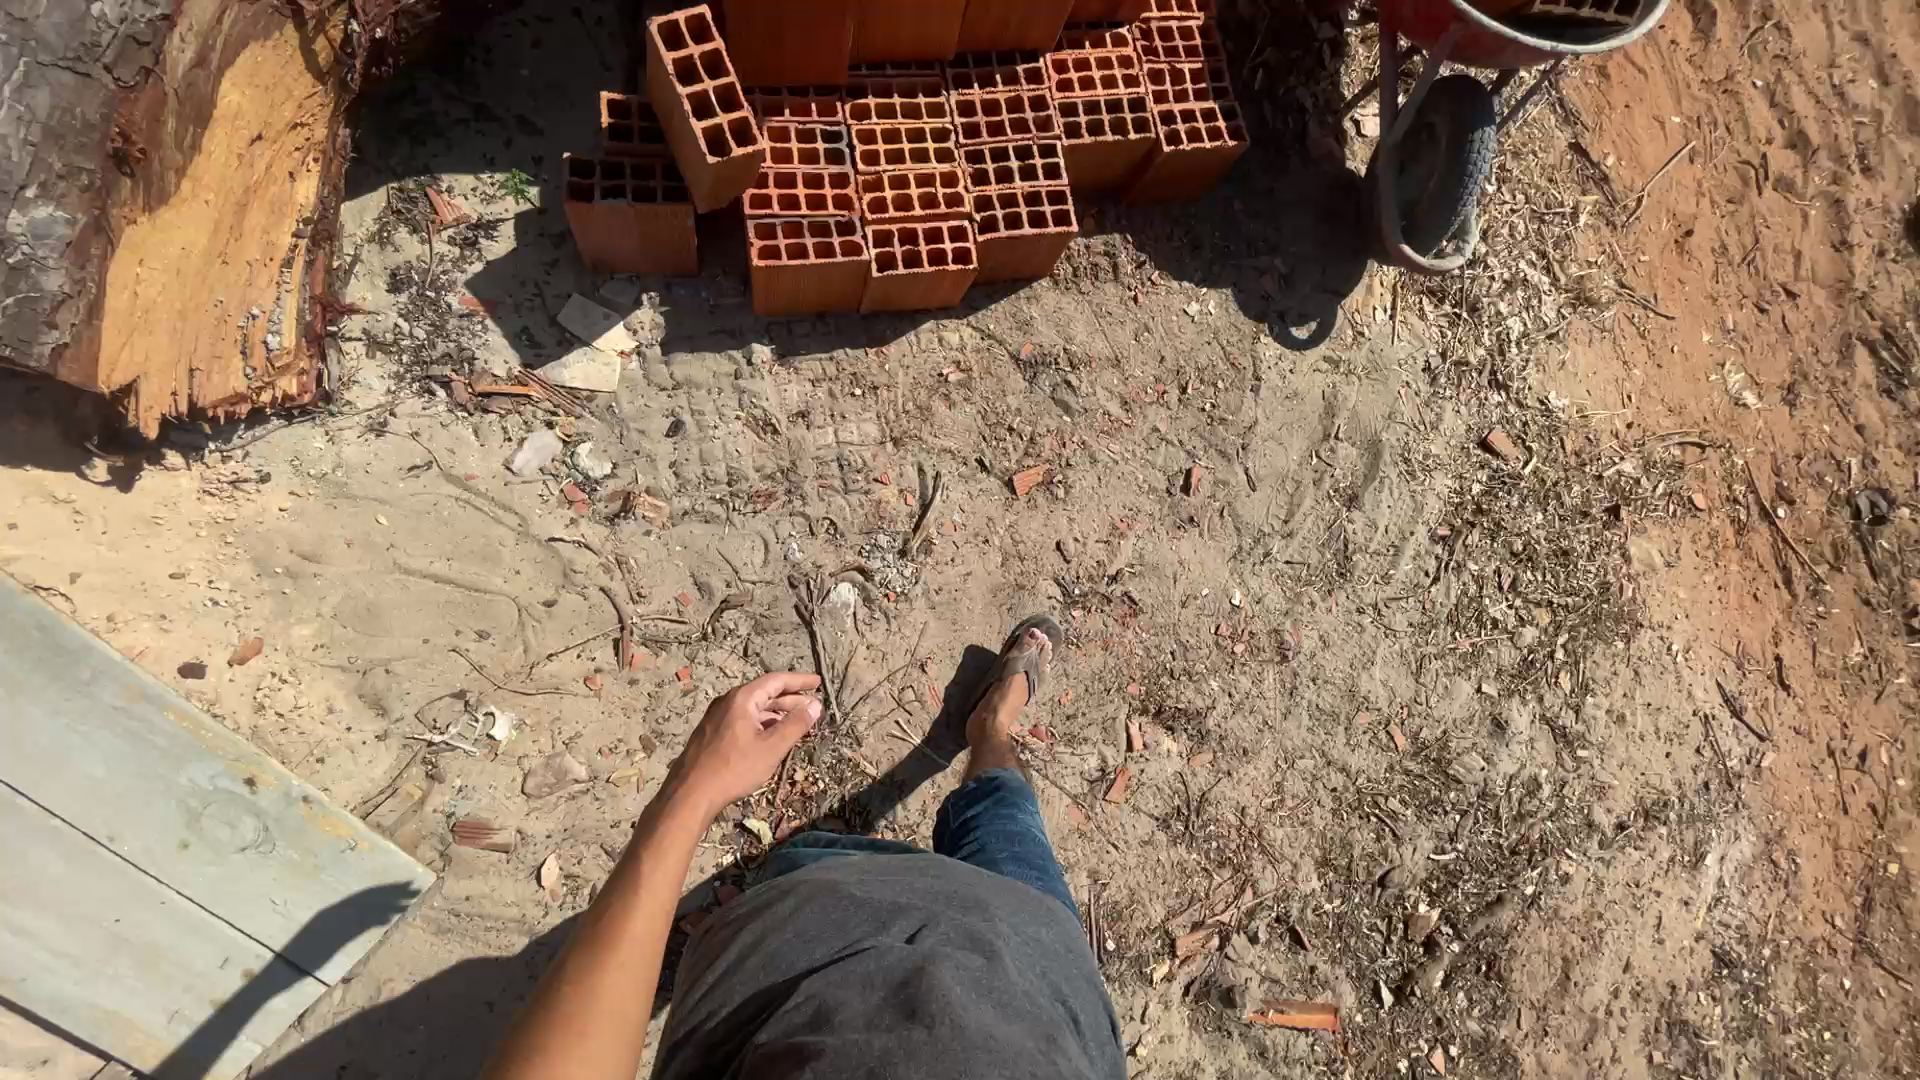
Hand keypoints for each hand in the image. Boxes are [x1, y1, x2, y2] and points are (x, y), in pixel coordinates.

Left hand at [668, 672, 821, 817]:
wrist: (690, 794)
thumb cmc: (734, 769)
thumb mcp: (771, 747)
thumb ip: (796, 724)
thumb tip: (815, 705)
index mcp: (742, 699)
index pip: (776, 680)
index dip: (799, 680)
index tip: (818, 682)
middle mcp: (728, 702)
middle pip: (765, 692)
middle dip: (791, 699)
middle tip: (812, 706)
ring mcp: (718, 717)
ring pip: (754, 708)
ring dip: (778, 712)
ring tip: (797, 721)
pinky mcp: (713, 732)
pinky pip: (744, 719)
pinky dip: (763, 722)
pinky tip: (772, 735)